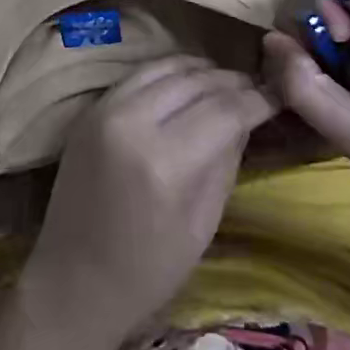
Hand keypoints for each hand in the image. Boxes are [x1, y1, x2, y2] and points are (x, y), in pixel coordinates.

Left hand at [0, 56, 279, 349]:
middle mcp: (132, 122)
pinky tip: (186, 82)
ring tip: (224, 80)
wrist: (71, 282)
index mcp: (164, 162)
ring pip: (165, 67)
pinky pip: (137, 75)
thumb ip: (227, 160)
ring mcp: (105, 110)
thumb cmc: (147, 269)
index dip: (257, 99)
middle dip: (231, 80)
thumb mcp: (203, 223)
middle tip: (255, 85)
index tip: (278, 93)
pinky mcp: (90, 109)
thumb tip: (248, 116)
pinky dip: (168, 72)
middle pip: (195, 81)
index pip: (224, 110)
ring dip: (200, 70)